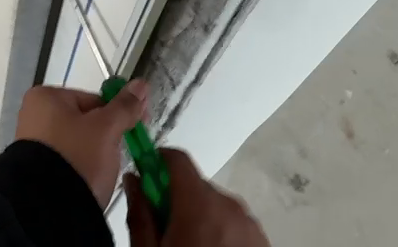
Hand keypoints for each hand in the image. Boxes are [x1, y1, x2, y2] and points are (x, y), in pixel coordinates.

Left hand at [13, 82, 147, 205]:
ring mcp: (33, 144)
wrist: (49, 208)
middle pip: (85, 121)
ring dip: (95, 155)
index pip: (93, 99)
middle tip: (119, 155)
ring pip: (78, 144)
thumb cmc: (77, 157)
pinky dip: (81, 169)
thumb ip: (124, 107)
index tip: (136, 129)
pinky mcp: (36, 169)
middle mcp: (34, 115)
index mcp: (46, 96)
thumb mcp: (106, 129)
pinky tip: (91, 182)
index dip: (117, 114)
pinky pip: (68, 162)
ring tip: (105, 172)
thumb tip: (140, 84)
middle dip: (105, 137)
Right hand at [124, 148, 268, 246]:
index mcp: (198, 204)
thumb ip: (140, 214)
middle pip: (195, 185)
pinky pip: (236, 224)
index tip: (146, 178)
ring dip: (201, 217)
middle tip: (166, 230)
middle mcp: (229, 206)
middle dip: (178, 199)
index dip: (157, 162)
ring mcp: (251, 225)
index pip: (176, 158)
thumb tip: (133, 180)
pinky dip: (222, 232)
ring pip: (215, 205)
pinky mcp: (264, 241)